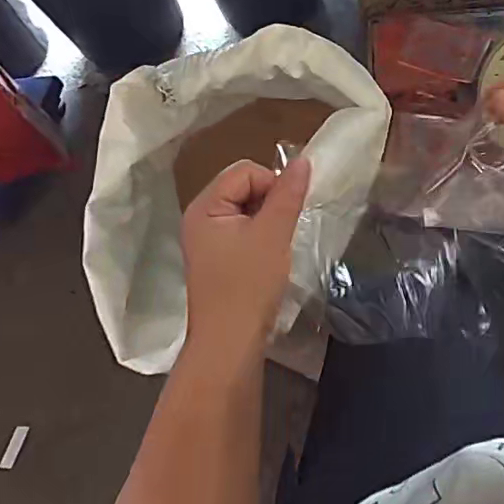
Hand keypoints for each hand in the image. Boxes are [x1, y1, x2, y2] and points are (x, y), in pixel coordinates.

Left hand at [180, 157, 310, 360]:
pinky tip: (271, 255)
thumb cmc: (248, 285)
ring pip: (247, 208)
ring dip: (268, 218)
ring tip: (278, 243)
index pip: (245, 171)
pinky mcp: (219, 257)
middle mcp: (200, 218)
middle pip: (244, 186)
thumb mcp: (273, 234)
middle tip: (283, 229)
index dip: (272, 183)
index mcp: (205, 207)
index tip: (287, 213)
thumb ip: (288, 194)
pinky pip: (244, 229)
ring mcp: (208, 239)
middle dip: (270, 200)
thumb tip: (303, 161)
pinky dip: (262, 234)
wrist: (230, 342)